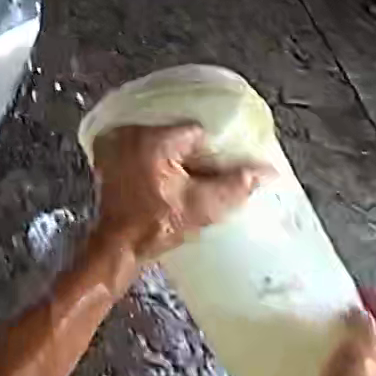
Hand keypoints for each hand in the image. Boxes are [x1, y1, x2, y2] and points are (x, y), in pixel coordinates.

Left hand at [89, 124, 269, 262]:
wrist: (118, 244)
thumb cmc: (158, 226)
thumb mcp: (202, 208)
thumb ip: (235, 186)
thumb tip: (267, 171)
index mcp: (154, 138)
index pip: (195, 131)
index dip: (210, 151)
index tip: (216, 168)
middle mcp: (132, 130)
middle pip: (174, 131)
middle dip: (190, 150)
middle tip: (201, 172)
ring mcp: (116, 139)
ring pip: (157, 135)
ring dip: (171, 151)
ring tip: (184, 173)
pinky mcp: (107, 150)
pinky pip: (138, 142)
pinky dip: (151, 153)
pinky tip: (160, 173)